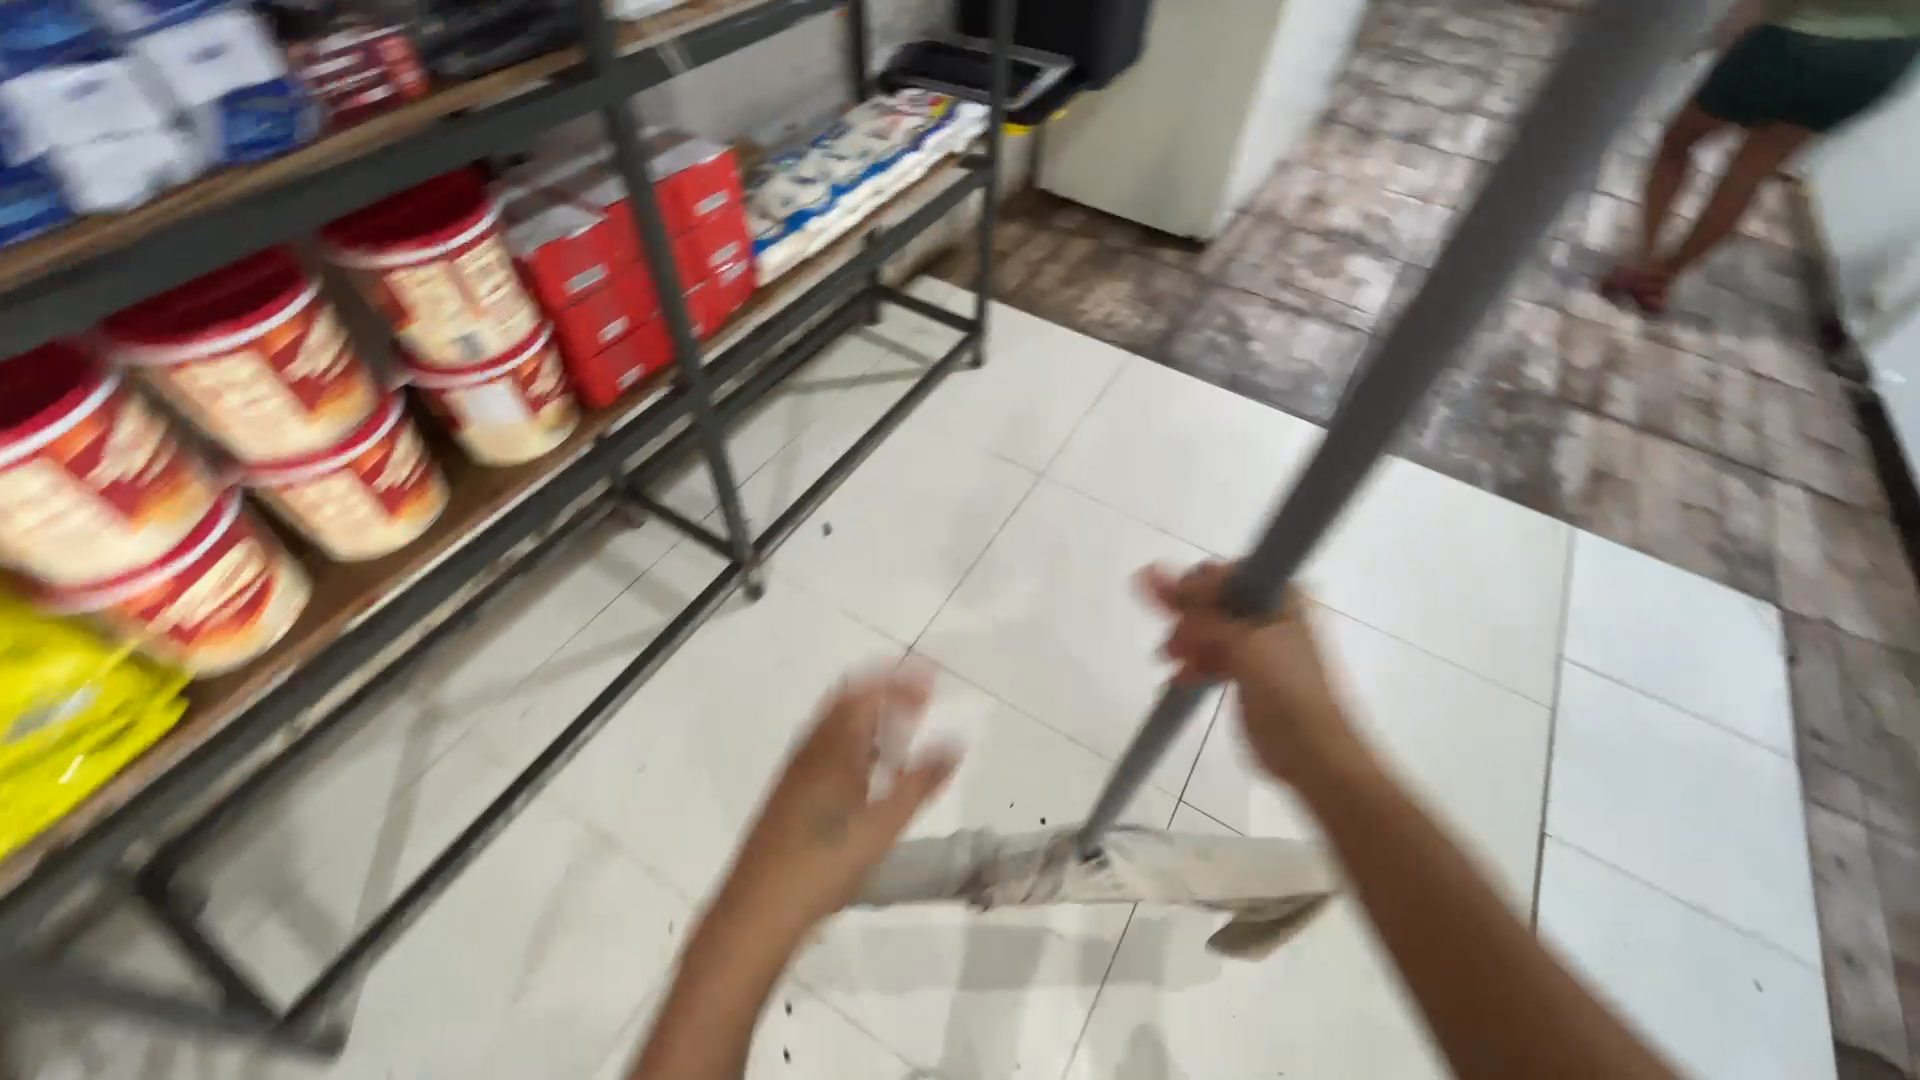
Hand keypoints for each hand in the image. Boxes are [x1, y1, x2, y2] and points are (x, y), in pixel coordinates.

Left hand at [714, 661, 960, 939]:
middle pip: (849, 702)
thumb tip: (955, 744)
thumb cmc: (824, 864)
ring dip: (871, 723)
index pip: (868, 692)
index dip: (902, 680)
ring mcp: (796, 772)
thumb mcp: (883, 825)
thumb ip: (921, 782)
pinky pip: (827, 750)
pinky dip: (856, 747)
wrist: (757, 911)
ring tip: (902, 743)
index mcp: (832, 747)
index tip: (934, 680)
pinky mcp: (789, 795)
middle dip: (887, 696)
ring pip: (837, 728)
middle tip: (921, 705)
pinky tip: (870, 781)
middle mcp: (811, 749)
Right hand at [1139, 561, 1369, 787]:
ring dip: (1186, 641)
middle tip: (1171, 641)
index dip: (1194, 587)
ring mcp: (1258, 642)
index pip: (1225, 575)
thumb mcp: (1242, 643)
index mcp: (1281, 595)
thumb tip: (1148, 571)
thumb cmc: (1286, 689)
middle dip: (1186, 618)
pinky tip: (1180, 677)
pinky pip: (1211, 654)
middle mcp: (1270, 612)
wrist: (1313, 753)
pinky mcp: (1247, 671)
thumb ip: (1196, 611)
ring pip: (1208, 629)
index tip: (1170, 608)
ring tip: (1169, 660)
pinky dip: (1194, 663)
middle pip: (1213, 601)